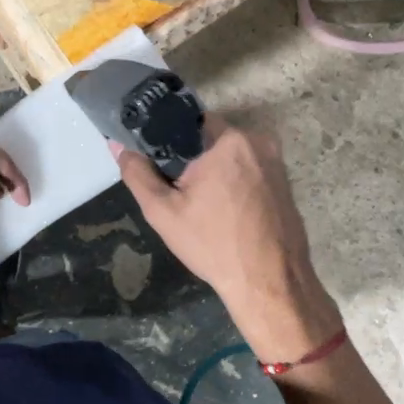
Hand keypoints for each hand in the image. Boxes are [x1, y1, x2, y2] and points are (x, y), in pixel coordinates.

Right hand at [115, 117, 341, 363]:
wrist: (270, 284)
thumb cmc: (213, 244)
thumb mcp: (162, 210)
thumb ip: (137, 173)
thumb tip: (118, 144)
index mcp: (228, 140)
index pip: (187, 120)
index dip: (166, 137)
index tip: (154, 160)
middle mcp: (258, 142)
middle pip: (209, 138)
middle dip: (190, 158)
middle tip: (173, 188)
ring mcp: (276, 163)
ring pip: (229, 156)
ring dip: (211, 171)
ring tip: (196, 203)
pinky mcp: (285, 183)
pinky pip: (247, 171)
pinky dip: (231, 184)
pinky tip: (220, 211)